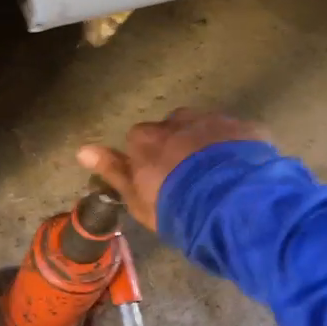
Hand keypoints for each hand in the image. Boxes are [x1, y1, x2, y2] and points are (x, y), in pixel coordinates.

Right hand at [77, 109, 265, 229]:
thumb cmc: (173, 205)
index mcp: (147, 138)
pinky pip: (236, 135)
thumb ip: (112, 170)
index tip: (158, 180)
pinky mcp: (245, 127)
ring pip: (205, 127)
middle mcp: (177, 121)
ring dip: (207, 143)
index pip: (140, 140)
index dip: (149, 160)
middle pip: (173, 128)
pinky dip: (235, 148)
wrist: (230, 202)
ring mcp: (213, 120)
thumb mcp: (135, 196)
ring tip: (215, 174)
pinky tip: (241, 172)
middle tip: (188, 178)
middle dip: (179, 146)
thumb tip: (81, 150)